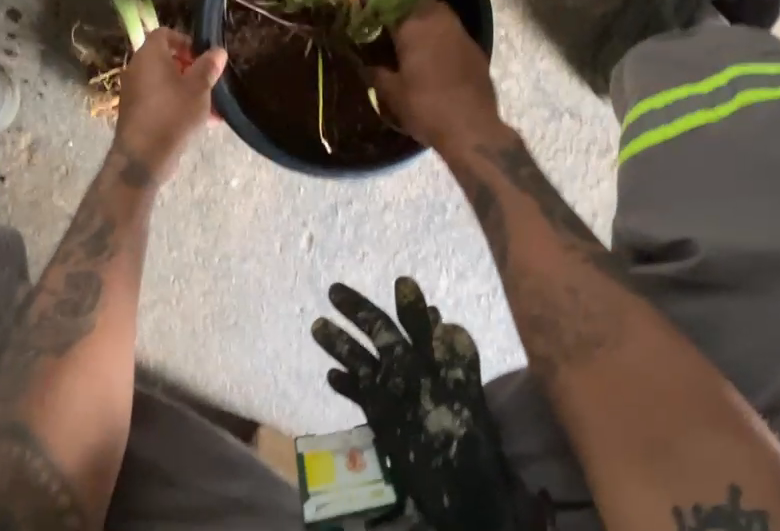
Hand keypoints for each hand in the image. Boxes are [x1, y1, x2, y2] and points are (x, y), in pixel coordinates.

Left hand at [113, 28, 226, 179]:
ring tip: (213, 106)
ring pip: (166, 82)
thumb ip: (208, 67)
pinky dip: (178, 104)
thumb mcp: (198, 88)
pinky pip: (160, 99)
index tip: (203, 56)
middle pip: (166, 59)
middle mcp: (137, 69)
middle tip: (210, 81)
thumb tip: (217, 51)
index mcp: (149, 55)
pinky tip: (202, 122)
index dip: (185, 40)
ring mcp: (134, 91)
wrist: (144, 156)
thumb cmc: (173, 113)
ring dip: (189, 89)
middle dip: (191, 68)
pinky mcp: (136, 112)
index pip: (164, 33)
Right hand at [312, 278, 539, 530]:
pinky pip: (362, 396)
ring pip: (365, 362)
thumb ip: (449, 358)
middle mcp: (413, 373)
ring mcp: (396, 396)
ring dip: (342, 346)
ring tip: (316, 326)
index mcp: (436, 364)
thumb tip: (439, 315)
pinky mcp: (384, 420)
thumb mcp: (459, 395)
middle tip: (334, 291)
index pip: (419, 326)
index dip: (409, 305)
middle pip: (383, 336)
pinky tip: (331, 376)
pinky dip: (346, 384)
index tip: (399, 281)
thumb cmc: (463, 444)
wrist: (462, 499)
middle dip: (360, 312)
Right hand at [371, 0, 502, 151]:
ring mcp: (461, 33)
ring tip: (410, 36)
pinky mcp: (475, 49)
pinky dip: (441, 36)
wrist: (472, 129)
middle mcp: (439, 20)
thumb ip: (376, 73)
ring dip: (425, 18)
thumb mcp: (391, 93)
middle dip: (404, 5)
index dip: (378, 2)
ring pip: (439, 13)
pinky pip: (453, 32)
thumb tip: (366, 64)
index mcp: (414, 26)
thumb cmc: (425, 107)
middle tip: (389, 21)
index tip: (367, 8)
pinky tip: (433, 54)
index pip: (392, 0)